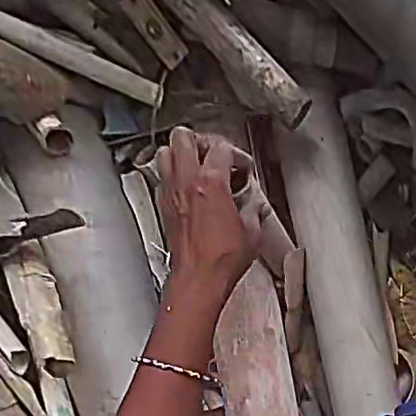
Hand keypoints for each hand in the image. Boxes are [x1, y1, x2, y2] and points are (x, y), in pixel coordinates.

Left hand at [156, 126, 257, 313]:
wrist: (199, 278)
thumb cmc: (222, 260)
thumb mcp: (252, 233)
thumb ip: (252, 210)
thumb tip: (252, 205)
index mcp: (211, 183)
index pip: (222, 148)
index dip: (238, 155)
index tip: (244, 168)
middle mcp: (186, 182)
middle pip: (184, 136)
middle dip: (202, 142)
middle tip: (215, 156)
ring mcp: (171, 193)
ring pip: (165, 151)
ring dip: (182, 154)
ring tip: (198, 166)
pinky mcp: (164, 207)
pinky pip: (163, 177)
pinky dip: (174, 175)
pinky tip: (188, 188)